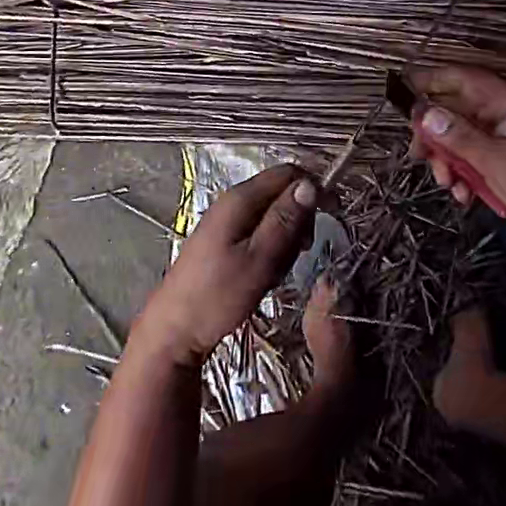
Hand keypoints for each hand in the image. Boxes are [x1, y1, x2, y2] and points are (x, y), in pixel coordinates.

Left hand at [133, 165, 322, 366]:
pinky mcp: (224, 241)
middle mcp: (233, 202)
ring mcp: (227, 222)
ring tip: (279, 269)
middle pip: (282, 192)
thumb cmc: (216, 297)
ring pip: (273, 215)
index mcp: (240, 199)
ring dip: (286, 238)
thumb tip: (309, 185)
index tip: (333, 215)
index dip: (314, 188)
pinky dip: (271, 249)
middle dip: (300, 218)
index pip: (288, 172)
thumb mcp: (259, 259)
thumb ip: (285, 220)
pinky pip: (259, 233)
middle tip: (300, 252)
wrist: (172, 333)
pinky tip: (266, 274)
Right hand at [407, 65, 505, 232]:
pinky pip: (470, 149)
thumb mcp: (498, 163)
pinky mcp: (500, 146)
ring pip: (458, 132)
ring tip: (450, 185)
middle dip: (435, 136)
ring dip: (448, 159)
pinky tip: (464, 192)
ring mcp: (501, 127)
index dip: (430, 80)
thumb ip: (461, 138)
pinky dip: (462, 168)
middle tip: (421, 157)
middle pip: (454, 108)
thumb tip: (427, 114)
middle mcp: (502, 107)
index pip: (462, 77)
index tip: (403, 90)